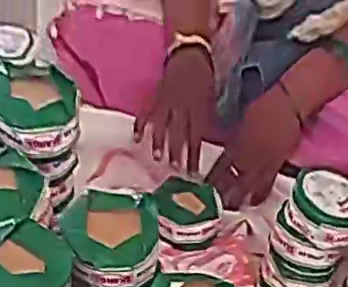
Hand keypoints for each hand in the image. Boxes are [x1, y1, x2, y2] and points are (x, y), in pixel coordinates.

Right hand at [135, 46, 215, 173]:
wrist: (190, 53)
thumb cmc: (203, 81)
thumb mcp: (210, 101)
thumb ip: (205, 122)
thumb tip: (201, 146)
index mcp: (197, 108)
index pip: (195, 137)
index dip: (193, 156)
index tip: (192, 173)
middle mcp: (181, 105)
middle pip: (178, 133)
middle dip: (177, 152)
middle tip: (175, 170)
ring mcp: (167, 100)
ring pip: (162, 124)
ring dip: (159, 142)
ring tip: (157, 158)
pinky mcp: (155, 95)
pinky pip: (146, 111)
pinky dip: (140, 124)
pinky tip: (137, 139)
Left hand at [207, 85, 300, 207]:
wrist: (289, 104)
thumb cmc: (265, 106)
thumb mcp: (242, 121)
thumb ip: (233, 139)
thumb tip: (225, 149)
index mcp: (236, 144)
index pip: (220, 167)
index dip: (212, 180)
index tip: (205, 191)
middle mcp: (246, 157)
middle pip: (231, 181)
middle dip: (222, 195)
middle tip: (216, 206)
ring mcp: (261, 164)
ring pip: (246, 187)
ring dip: (238, 199)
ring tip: (231, 208)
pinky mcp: (276, 167)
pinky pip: (266, 186)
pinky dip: (258, 196)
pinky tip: (253, 203)